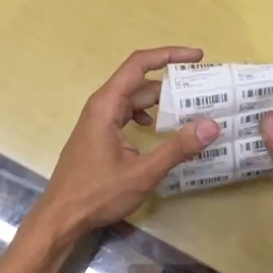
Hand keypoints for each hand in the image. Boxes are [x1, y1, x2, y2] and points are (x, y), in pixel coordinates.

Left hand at [27, 47, 222, 241]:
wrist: (61, 217)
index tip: (197, 57)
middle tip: (203, 92)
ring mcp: (97, 122)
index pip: (138, 64)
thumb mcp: (143, 173)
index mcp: (106, 105)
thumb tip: (211, 125)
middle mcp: (100, 107)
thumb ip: (177, 148)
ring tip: (189, 111)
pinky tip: (158, 131)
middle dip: (170, 84)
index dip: (168, 55)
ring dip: (159, 103)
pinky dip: (145, 117)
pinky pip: (125, 116)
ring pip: (133, 101)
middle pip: (139, 83)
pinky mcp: (98, 137)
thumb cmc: (97, 193)